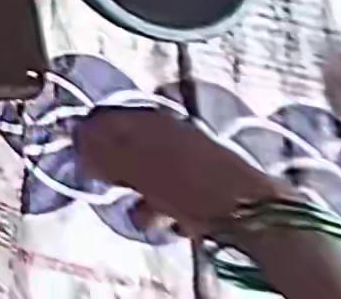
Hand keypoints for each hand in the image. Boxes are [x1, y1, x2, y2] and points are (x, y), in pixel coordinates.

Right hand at [76, 106, 286, 234]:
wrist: (260, 216)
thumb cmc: (191, 188)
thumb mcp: (140, 172)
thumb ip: (107, 156)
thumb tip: (80, 147)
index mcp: (151, 120)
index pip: (110, 119)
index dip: (91, 136)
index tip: (79, 155)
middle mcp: (172, 129)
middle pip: (133, 143)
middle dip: (117, 165)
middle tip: (105, 184)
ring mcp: (197, 154)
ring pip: (157, 167)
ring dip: (143, 190)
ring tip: (139, 215)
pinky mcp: (216, 181)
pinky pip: (181, 186)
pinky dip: (169, 201)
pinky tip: (168, 221)